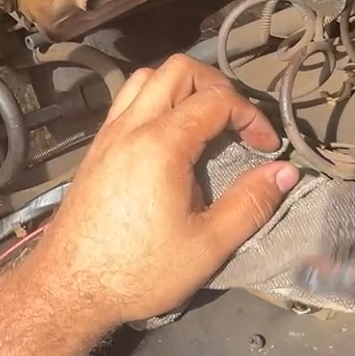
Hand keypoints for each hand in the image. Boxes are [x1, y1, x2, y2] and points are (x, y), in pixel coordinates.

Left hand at [22, 55, 299, 329]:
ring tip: (205, 120)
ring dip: (181, 86)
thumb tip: (285, 172)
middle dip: (216, 85)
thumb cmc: (137, 271)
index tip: (266, 145)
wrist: (69, 286)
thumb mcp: (206, 246)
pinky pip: (127, 101)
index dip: (251, 115)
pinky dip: (154, 100)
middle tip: (236, 120)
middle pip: (177, 69)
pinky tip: (170, 135)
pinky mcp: (96, 148)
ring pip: (146, 78)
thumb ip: (250, 204)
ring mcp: (108, 134)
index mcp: (160, 144)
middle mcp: (130, 127)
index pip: (216, 100)